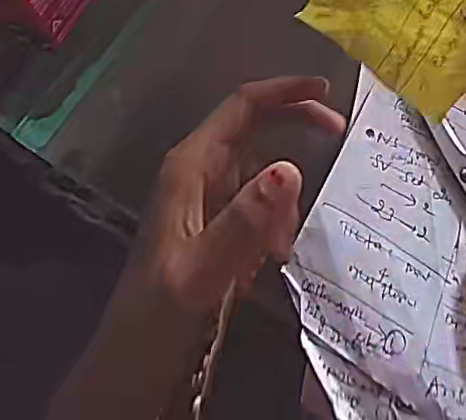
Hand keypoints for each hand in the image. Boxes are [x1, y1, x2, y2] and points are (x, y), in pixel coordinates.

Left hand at [52, 78, 344, 417]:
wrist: (128, 377)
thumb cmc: (154, 322)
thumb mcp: (200, 273)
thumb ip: (244, 221)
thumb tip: (290, 167)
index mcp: (191, 166)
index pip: (242, 106)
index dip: (284, 90)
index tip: (325, 89)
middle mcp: (200, 173)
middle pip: (256, 127)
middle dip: (295, 124)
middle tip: (337, 133)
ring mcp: (209, 200)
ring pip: (262, 170)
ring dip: (284, 195)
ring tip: (283, 243)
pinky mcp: (219, 228)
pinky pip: (260, 207)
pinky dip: (276, 222)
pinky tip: (271, 259)